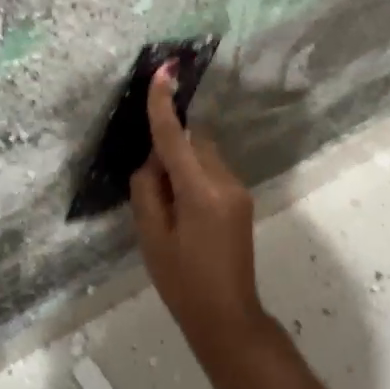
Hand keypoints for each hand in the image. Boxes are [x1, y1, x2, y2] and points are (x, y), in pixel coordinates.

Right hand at [129, 62, 264, 347]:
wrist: (227, 317)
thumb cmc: (182, 281)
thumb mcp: (151, 236)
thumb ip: (148, 188)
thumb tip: (154, 161)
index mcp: (201, 191)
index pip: (175, 138)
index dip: (164, 104)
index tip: (162, 70)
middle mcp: (225, 181)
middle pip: (191, 141)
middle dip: (169, 148)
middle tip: (152, 187)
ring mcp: (238, 189)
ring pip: (202, 153)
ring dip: (182, 162)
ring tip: (167, 204)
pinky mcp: (241, 199)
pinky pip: (211, 169)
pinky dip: (193, 175)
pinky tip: (183, 209)